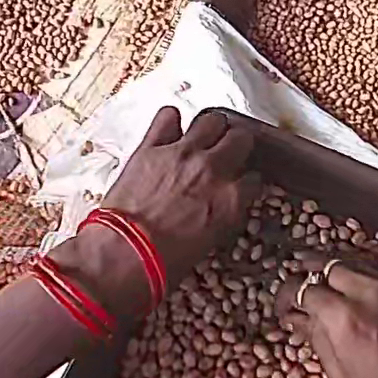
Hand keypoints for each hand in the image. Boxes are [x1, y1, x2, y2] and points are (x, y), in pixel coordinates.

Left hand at [100, 107, 258, 280]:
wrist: (123, 254)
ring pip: (212, 120)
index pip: (254, 179)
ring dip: (211, 129)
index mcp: (230, 199)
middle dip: (237, 146)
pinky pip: (168, 116)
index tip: (241, 185)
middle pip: (241, 139)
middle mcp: (212, 170)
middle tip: (228, 153)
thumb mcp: (208, 243)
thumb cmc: (163, 261)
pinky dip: (171, 121)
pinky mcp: (151, 146)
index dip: (247, 182)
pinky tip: (169, 131)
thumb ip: (222, 216)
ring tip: (203, 138)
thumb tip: (223, 206)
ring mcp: (181, 153)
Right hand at [277, 255, 377, 377]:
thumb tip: (298, 317)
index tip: (283, 304)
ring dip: (331, 269)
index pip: (304, 288)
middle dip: (307, 272)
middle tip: (296, 284)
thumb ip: (316, 336)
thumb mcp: (339, 373)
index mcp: (344, 317)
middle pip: (327, 265)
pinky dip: (356, 275)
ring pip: (352, 263)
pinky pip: (375, 273)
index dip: (287, 295)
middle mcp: (368, 294)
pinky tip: (347, 287)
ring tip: (318, 279)